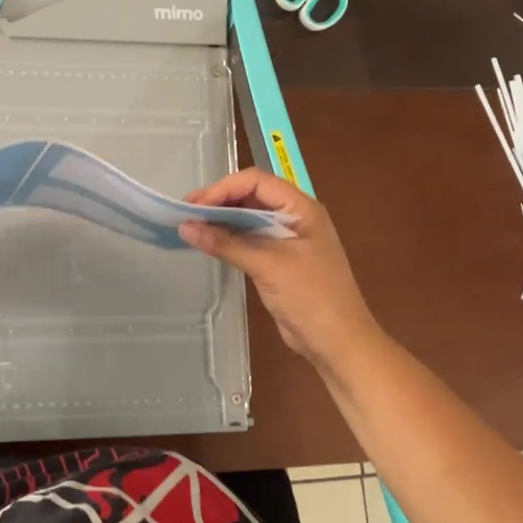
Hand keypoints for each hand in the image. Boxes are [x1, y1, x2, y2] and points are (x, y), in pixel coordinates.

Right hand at [179, 168, 380, 362]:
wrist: (337, 341)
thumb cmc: (311, 296)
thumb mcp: (267, 265)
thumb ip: (226, 243)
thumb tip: (185, 227)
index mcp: (301, 208)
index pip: (257, 182)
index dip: (224, 188)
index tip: (195, 205)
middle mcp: (294, 217)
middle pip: (251, 196)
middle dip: (218, 201)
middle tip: (185, 213)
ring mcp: (287, 239)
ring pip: (248, 217)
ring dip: (221, 219)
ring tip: (190, 225)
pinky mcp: (278, 260)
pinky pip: (249, 239)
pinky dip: (228, 237)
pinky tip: (208, 243)